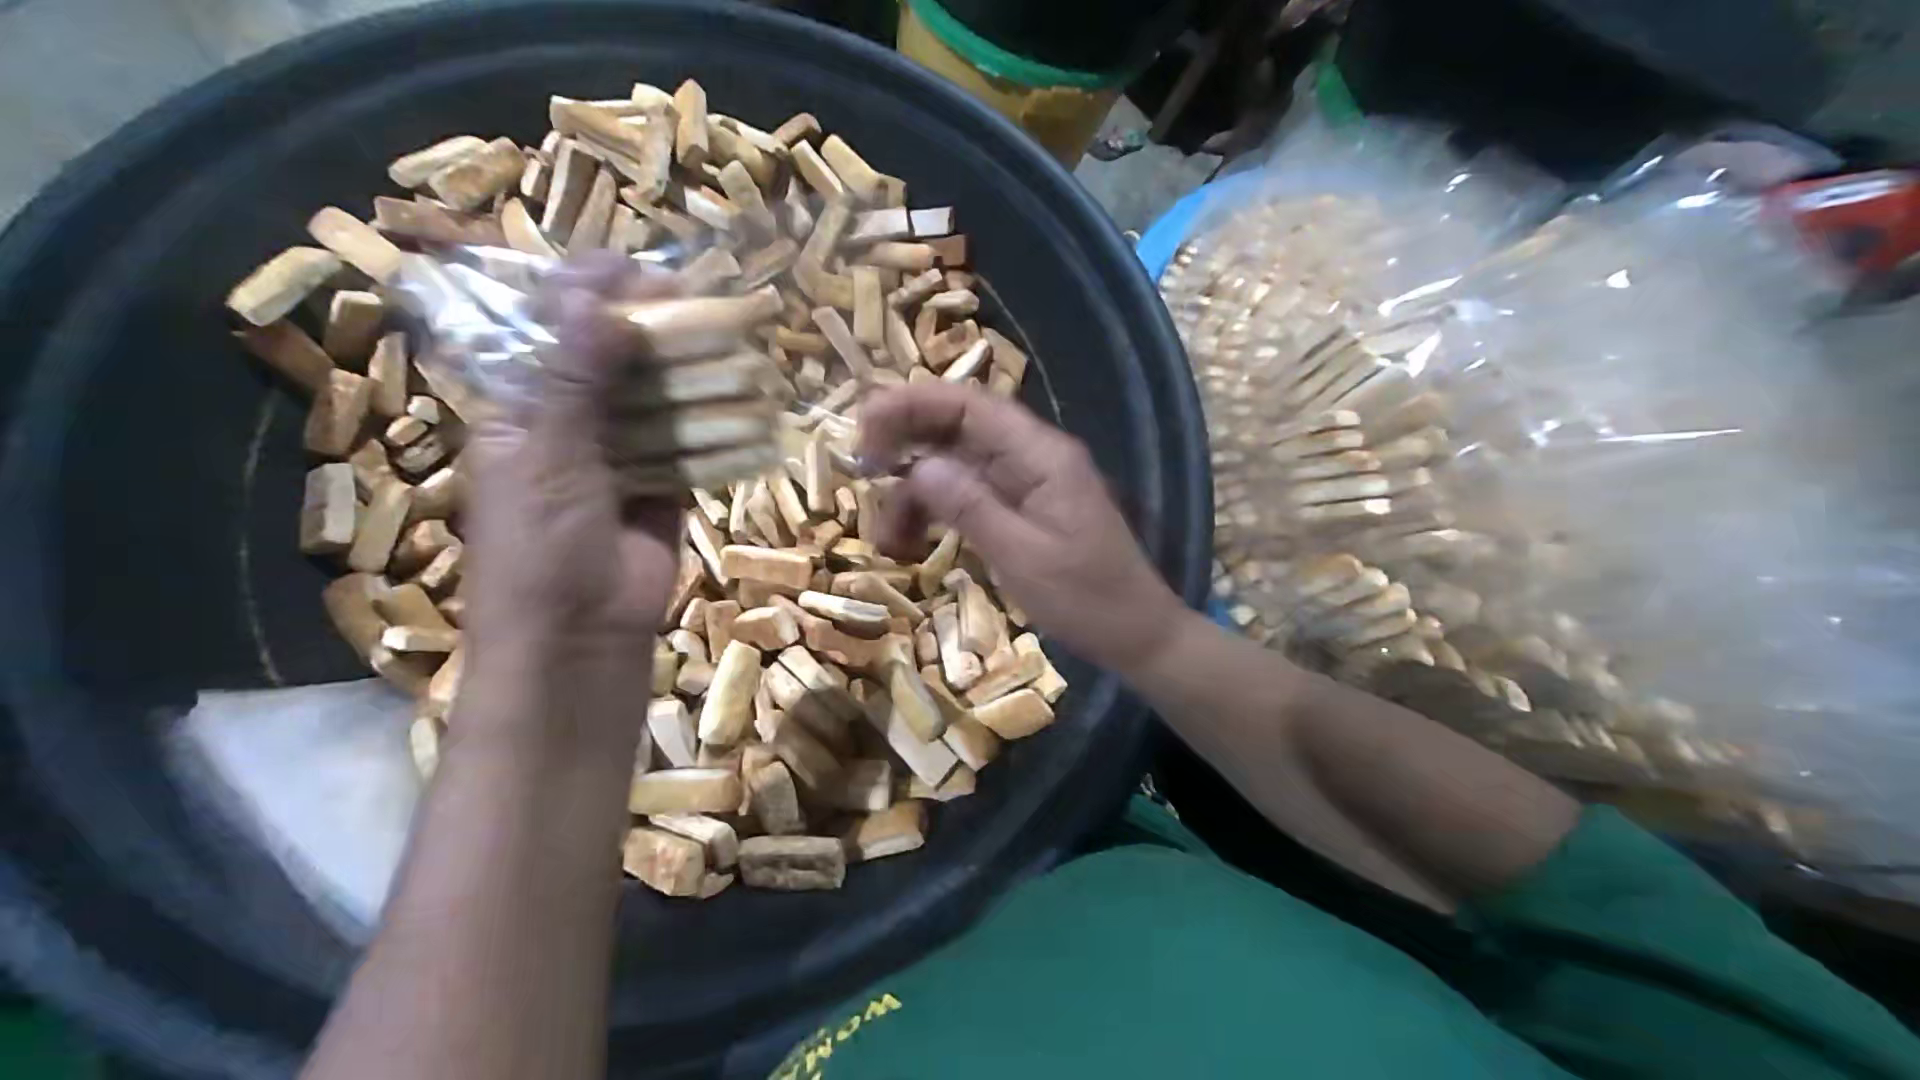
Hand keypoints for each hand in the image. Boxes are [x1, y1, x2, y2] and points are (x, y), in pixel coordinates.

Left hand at [460, 259, 681, 734]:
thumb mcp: (546, 457)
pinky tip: (739, 397)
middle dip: (645, 328)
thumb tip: (601, 302)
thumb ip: (572, 380)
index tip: (631, 269)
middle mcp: (571, 427)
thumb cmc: (540, 548)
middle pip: (609, 361)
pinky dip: (712, 425)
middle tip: (689, 296)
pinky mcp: (664, 490)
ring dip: (686, 372)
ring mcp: (621, 459)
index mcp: (521, 412)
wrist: (580, 639)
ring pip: (655, 401)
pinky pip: (688, 447)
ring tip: (724, 335)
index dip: (584, 296)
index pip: (549, 335)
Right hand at [857, 383, 1185, 670]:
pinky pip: (966, 495)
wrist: (1135, 634)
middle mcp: (1030, 457)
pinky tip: (910, 541)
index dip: (911, 405)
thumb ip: (970, 506)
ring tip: (886, 536)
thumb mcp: (1022, 556)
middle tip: (861, 470)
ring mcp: (1024, 483)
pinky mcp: (1019, 510)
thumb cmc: (1086, 598)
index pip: (968, 405)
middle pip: (956, 427)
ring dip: (914, 491)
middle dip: (904, 442)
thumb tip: (917, 466)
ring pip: (954, 464)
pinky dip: (934, 512)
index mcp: (1040, 454)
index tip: (863, 428)